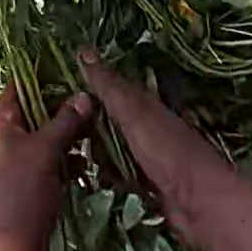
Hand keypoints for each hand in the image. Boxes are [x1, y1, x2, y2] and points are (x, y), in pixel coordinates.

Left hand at [0, 85, 95, 250]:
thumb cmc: (20, 193)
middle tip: (90, 97)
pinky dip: (66, 158)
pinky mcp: (28, 183)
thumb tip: (85, 94)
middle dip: (63, 105)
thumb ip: (65, 121)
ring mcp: (16, 162)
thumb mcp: (45, 151)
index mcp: (1, 123)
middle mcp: (6, 138)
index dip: (41, 72)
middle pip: (36, 110)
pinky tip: (85, 162)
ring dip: (68, 133)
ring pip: (45, 136)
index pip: (20, 84)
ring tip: (94, 128)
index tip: (68, 62)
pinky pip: (49, 160)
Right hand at [78, 51, 251, 250]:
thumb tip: (82, 48)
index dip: (85, 82)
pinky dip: (102, 173)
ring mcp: (143, 153)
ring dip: (91, 149)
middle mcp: (141, 122)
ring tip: (65, 151)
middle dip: (84, 120)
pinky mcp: (143, 182)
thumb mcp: (133, 110)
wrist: (198, 202)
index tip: (58, 84)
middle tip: (53, 123)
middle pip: (106, 116)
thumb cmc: (166, 148)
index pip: (107, 84)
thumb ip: (109, 84)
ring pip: (108, 145)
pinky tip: (86, 175)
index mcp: (141, 100)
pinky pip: (114, 172)